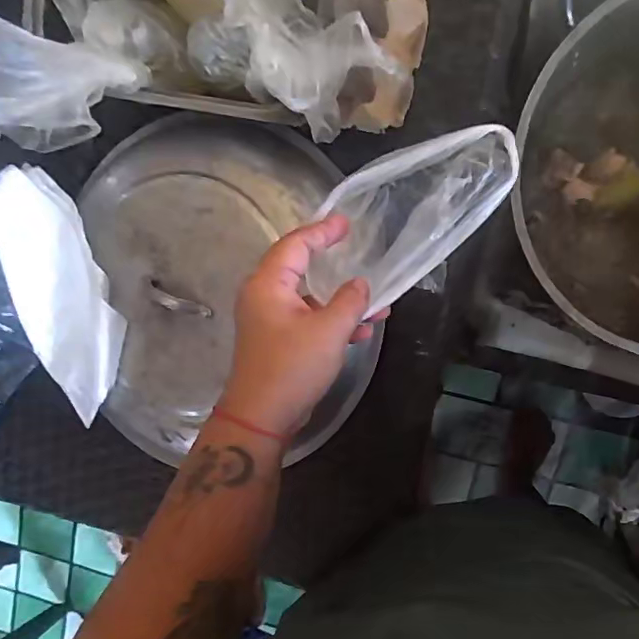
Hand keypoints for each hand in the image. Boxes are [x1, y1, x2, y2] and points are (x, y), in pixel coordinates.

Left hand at [219, 214, 386, 435]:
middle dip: (335, 265)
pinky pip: (309, 320)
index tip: (346, 222)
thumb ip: (349, 301)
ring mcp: (270, 320)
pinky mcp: (278, 342)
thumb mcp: (329, 330)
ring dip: (341, 301)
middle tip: (358, 249)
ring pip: (310, 298)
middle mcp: (264, 297)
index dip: (322, 231)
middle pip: (301, 268)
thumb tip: (360, 284)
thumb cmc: (292, 367)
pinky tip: (359, 331)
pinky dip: (333, 321)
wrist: (262, 416)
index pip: (295, 245)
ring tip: (376, 306)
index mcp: (268, 285)